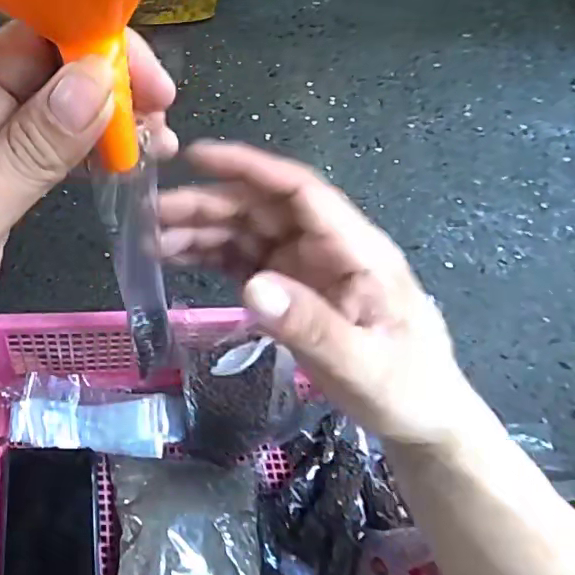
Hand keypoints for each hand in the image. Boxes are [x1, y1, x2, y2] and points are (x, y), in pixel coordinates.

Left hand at [0, 23, 176, 368]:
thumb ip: (29, 151)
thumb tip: (95, 80)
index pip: (31, 41)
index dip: (97, 49)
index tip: (155, 87)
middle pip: (50, 67)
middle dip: (113, 84)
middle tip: (165, 123)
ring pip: (57, 105)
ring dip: (109, 117)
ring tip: (158, 146)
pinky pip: (50, 143)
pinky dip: (89, 148)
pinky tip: (122, 163)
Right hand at [158, 142, 487, 446]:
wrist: (421, 417)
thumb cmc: (404, 388)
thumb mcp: (362, 364)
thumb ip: (311, 325)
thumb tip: (253, 287)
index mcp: (354, 248)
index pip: (300, 191)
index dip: (250, 168)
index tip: (199, 157)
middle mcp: (326, 246)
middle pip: (263, 208)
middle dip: (209, 205)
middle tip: (153, 215)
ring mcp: (306, 265)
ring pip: (247, 231)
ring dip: (202, 229)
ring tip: (154, 239)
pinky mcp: (290, 286)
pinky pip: (244, 259)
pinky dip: (210, 255)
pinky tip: (176, 257)